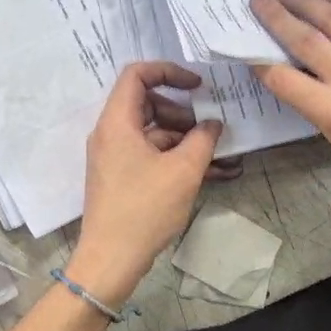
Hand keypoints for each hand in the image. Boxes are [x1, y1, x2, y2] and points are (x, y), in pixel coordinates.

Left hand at [70, 62, 236, 305]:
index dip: (168, 71)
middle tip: (207, 130)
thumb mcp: (183, 171)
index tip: (197, 86)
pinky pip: (150, 157)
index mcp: (117, 122)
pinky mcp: (120, 179)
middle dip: (182, 112)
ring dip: (185, 141)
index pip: (137, 75)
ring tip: (220, 158)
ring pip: (152, 134)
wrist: (111, 259)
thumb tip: (213, 124)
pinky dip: (176, 160)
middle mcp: (110, 134)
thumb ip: (203, 139)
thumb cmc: (145, 209)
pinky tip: (211, 174)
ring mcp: (114, 158)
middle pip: (147, 104)